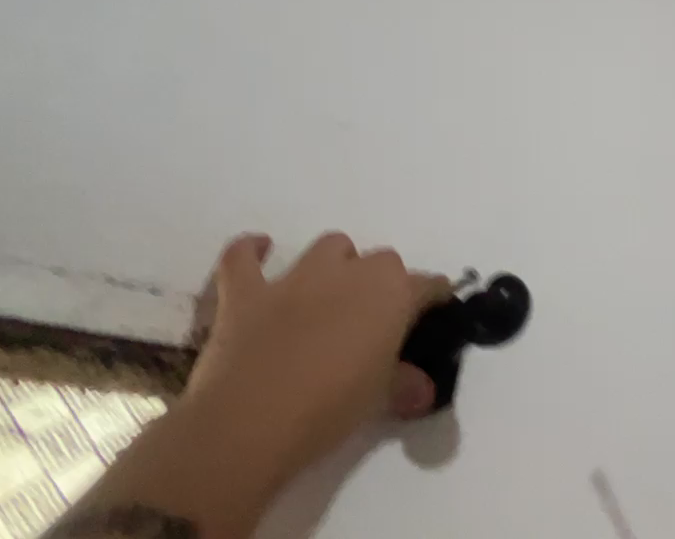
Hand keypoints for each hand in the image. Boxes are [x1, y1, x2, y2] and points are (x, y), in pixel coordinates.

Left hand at [178, 233, 451, 488]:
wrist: (248, 426)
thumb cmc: (330, 410)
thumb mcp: (380, 400)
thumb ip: (404, 385)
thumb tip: (423, 390)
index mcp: (393, 294)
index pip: (428, 285)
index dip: (433, 300)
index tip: (432, 316)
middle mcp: (351, 273)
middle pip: (382, 260)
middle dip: (382, 283)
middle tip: (375, 320)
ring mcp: (296, 279)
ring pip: (329, 246)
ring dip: (335, 263)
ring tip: (331, 291)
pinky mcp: (246, 294)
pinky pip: (242, 258)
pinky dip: (250, 251)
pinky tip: (258, 249)